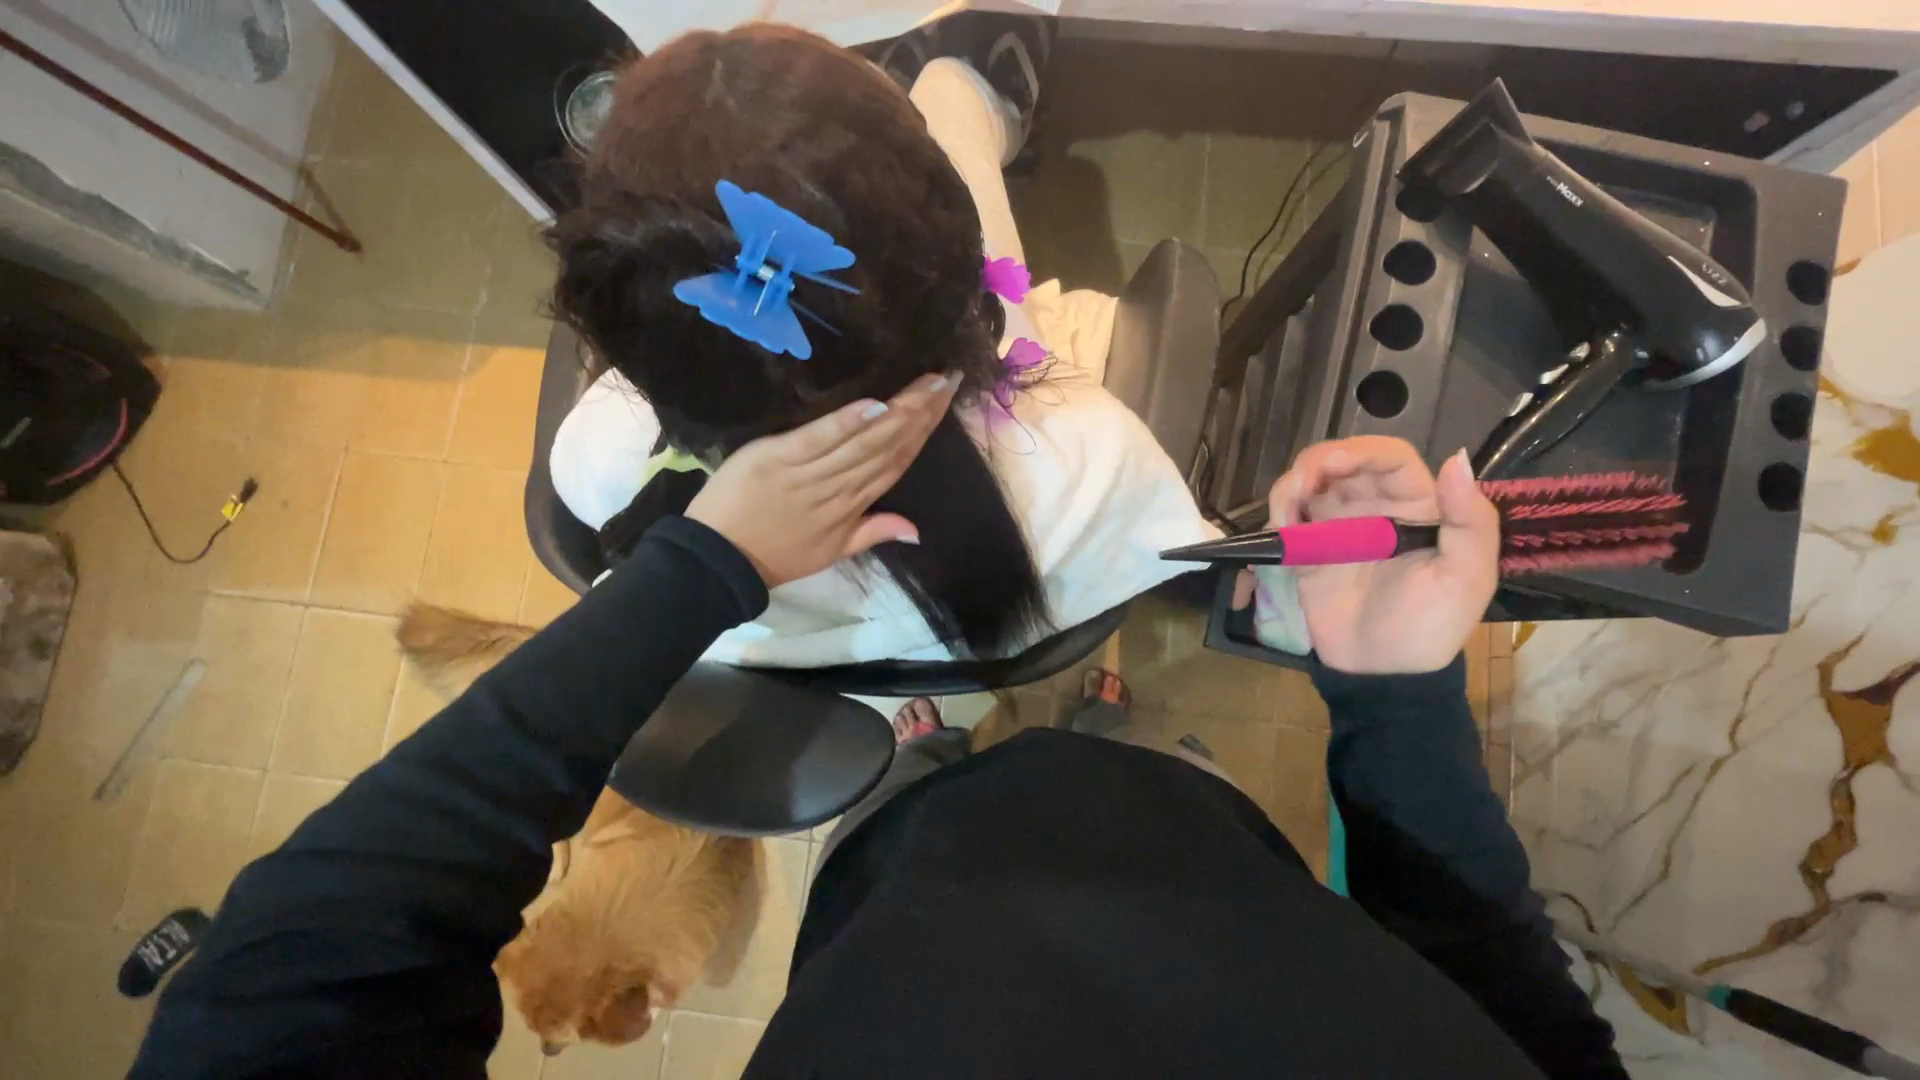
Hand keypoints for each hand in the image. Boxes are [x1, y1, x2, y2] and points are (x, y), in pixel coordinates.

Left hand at [686, 373, 959, 586]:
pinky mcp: (778, 457)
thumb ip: (874, 532)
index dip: (923, 432)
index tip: (943, 400)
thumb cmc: (775, 555)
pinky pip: (820, 438)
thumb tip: (917, 529)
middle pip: (887, 446)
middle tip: (944, 379)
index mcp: (853, 507)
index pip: (896, 463)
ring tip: (924, 385)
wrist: (721, 561)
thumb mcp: (831, 553)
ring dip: (897, 412)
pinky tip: (873, 403)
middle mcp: (840, 488)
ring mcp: (810, 472)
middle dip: (919, 412)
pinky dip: (847, 423)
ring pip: (863, 441)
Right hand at [1269, 436, 1498, 673]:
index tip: (1329, 465)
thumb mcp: (1467, 578)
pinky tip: (1279, 530)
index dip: (1358, 451)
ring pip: (1307, 483)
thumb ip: (1471, 520)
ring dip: (1289, 486)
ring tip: (1284, 515)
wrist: (1382, 673)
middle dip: (1313, 464)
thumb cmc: (1430, 626)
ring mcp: (1335, 527)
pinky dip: (1277, 513)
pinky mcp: (1306, 550)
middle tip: (1296, 487)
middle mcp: (1373, 507)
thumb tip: (1456, 459)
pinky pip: (1287, 518)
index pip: (1388, 457)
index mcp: (1417, 505)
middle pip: (1339, 462)